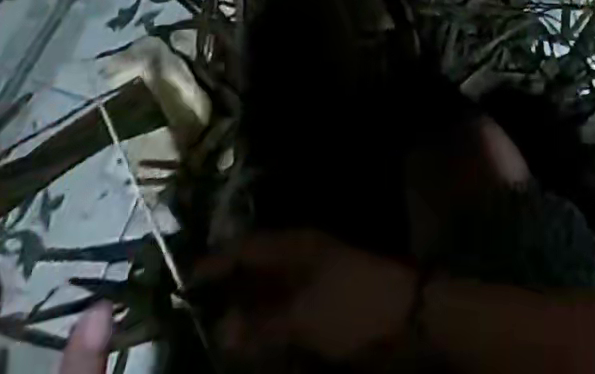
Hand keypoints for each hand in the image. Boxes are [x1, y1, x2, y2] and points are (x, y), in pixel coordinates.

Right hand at [193, 230, 417, 361]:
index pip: (246, 246)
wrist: (410, 315)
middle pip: (256, 270)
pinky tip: (254, 349)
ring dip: (247, 316)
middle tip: (193, 318)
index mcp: (297, 246)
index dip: (216, 262)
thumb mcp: (302, 317)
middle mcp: (303, 258)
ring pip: (270, 295)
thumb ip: (259, 324)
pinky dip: (270, 330)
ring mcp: (316, 281)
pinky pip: (288, 314)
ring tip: (217, 339)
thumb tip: (220, 329)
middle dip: (228, 293)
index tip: (184, 281)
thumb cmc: (353, 305)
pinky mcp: (326, 306)